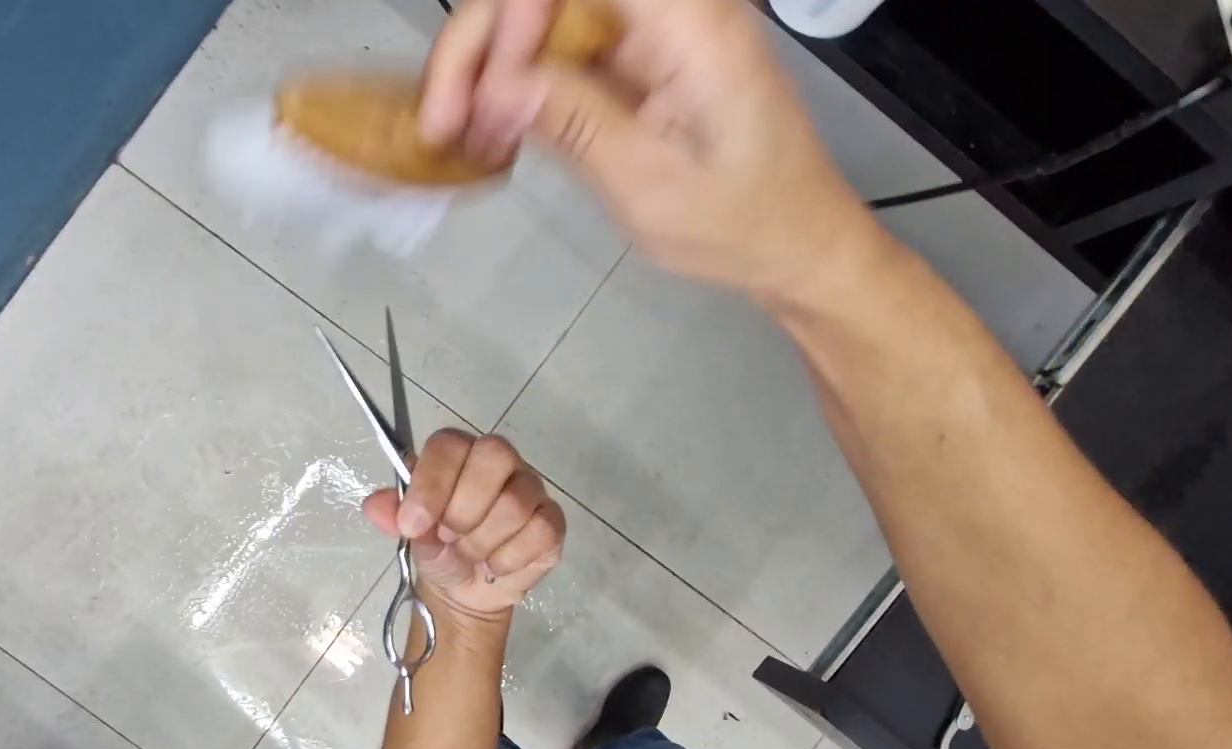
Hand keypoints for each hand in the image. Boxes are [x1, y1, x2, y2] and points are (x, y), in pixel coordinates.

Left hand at [362, 431, 564, 617]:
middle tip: (447, 537)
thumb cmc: (436, 548)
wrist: (463, 589)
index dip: (431, 483)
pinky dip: (509, 558)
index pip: (448, 445)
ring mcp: (530, 487)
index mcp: (457, 453)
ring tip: (469, 555)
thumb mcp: (410, 535)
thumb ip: (393, 515)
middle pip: (493, 457)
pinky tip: (493, 566)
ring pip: (515, 502)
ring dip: (482, 541)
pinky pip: (539, 530)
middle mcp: (498, 460)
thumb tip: (375, 506)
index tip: (413, 524)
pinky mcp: (552, 520)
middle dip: (463, 510)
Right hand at [421, 0, 890, 307]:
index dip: (516, 13)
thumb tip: (496, 86)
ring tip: (457, 136)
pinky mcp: (635, 68)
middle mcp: (667, 12)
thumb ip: (574, 123)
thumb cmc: (737, 223)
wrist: (789, 243)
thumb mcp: (649, 184)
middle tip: (442, 120)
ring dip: (491, 71)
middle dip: (484, 45)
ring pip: (545, 21)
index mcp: (689, 21)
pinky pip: (561, 58)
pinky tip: (492, 134)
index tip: (488, 89)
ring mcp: (649, 38)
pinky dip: (518, 93)